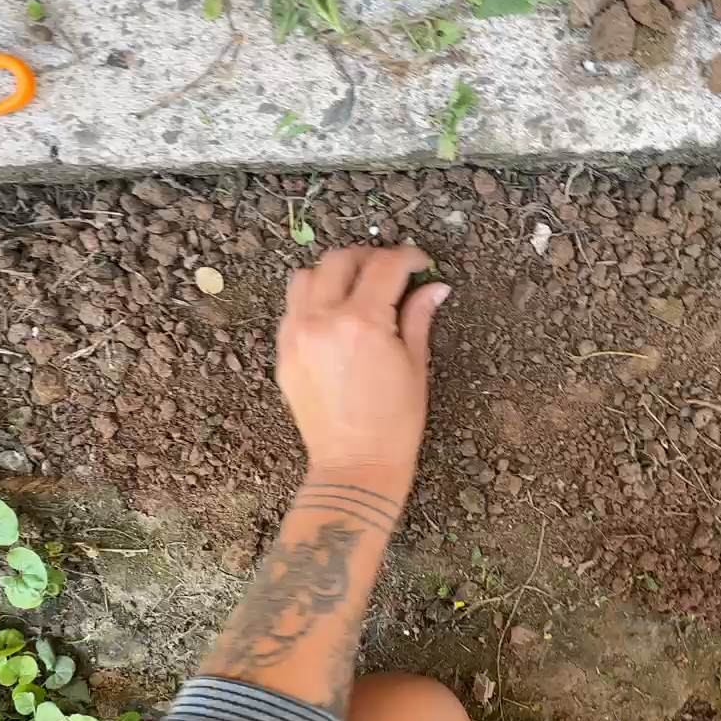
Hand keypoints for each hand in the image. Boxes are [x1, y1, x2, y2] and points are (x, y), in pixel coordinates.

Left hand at [277, 246, 448, 501]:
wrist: (355, 464)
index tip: (420, 262)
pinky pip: (293, 308)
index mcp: (363, 323)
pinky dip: (314, 299)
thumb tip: (436, 287)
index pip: (384, 266)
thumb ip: (419, 317)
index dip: (407, 257)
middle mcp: (323, 321)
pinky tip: (335, 316)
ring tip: (357, 288)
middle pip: (340, 260)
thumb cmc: (395, 422)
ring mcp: (296, 335)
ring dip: (334, 273)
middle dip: (369, 256)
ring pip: (306, 276)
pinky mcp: (284, 353)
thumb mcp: (416, 366)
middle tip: (390, 270)